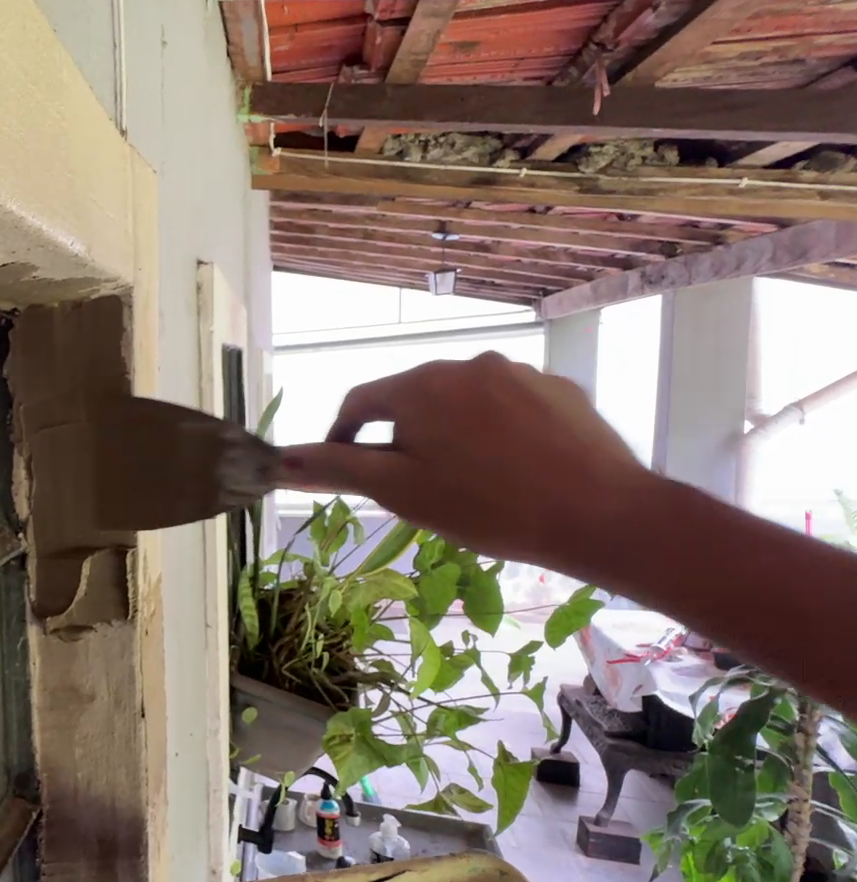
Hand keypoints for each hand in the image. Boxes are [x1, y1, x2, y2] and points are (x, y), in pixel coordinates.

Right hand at [277, 352, 657, 566]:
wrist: (602, 515)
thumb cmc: (482, 504)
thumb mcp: (395, 489)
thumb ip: (336, 466)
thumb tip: (279, 458)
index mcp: (419, 386)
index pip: (358, 403)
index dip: (342, 437)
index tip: (347, 470)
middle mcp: (466, 365)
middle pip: (411, 399)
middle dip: (400, 436)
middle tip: (411, 483)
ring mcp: (519, 373)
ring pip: (459, 401)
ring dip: (447, 431)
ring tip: (464, 478)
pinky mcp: (560, 389)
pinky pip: (506, 405)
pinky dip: (493, 430)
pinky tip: (508, 467)